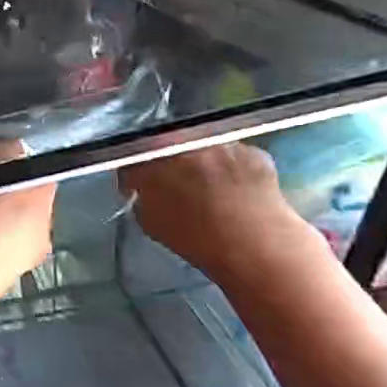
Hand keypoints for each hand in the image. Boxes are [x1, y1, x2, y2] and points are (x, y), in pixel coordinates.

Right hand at [116, 143, 310, 278]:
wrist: (253, 244)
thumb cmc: (194, 238)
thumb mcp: (149, 221)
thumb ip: (143, 197)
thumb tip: (147, 191)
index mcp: (151, 160)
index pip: (133, 161)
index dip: (134, 176)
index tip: (140, 189)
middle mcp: (185, 143)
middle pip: (169, 148)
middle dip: (168, 165)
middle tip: (175, 188)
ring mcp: (221, 143)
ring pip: (203, 150)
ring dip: (201, 164)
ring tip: (210, 191)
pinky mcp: (254, 151)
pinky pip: (234, 157)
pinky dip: (232, 170)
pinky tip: (236, 191)